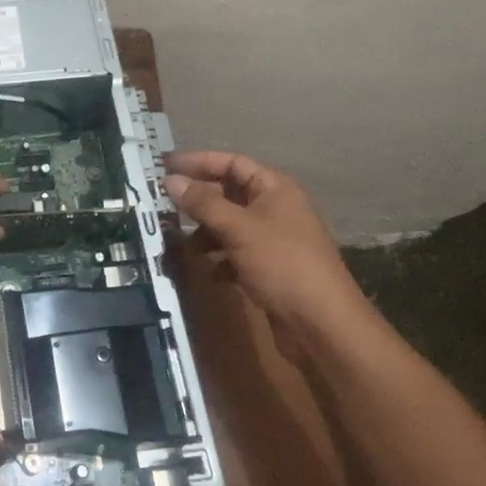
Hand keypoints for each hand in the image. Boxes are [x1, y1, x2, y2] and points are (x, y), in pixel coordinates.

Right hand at [164, 150, 369, 349]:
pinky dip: (220, 260)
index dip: (198, 162)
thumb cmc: (282, 264)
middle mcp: (274, 207)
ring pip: (229, 225)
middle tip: (162, 205)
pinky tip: (207, 273)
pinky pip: (236, 254)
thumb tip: (170, 179)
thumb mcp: (239, 229)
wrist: (323, 324)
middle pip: (228, 193)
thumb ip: (202, 203)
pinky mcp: (270, 268)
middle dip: (198, 201)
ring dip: (205, 233)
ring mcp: (273, 239)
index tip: (165, 166)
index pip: (231, 163)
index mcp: (274, 188)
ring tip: (181, 246)